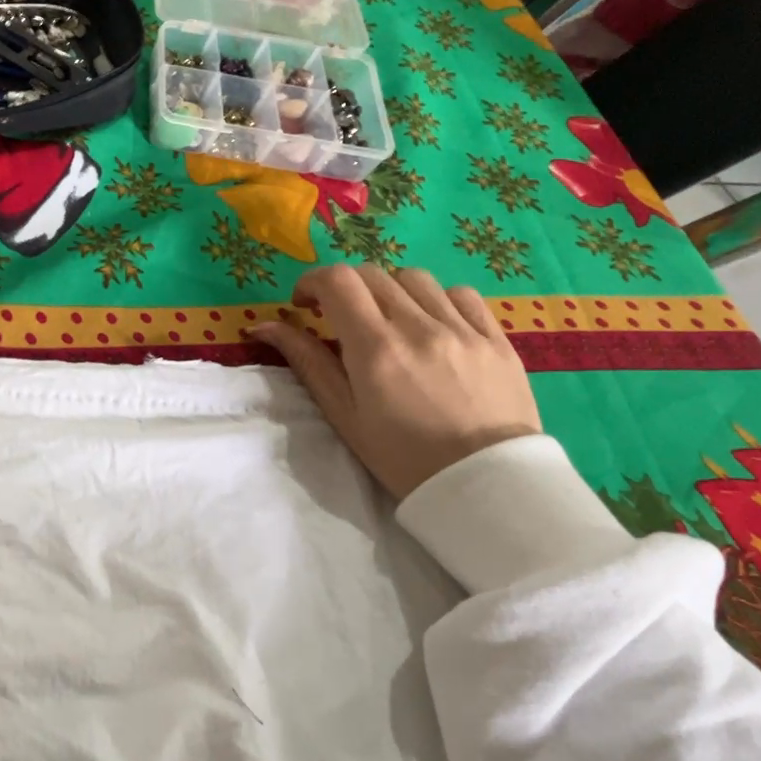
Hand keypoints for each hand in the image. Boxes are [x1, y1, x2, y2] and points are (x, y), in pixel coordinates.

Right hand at [250, 265, 540, 499]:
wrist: (486, 486)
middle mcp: (419, 328)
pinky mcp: (496, 338)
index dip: (312, 282)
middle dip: (345, 287)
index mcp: (376, 348)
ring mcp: (462, 329)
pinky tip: (432, 325)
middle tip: (339, 316)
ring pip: (415, 278)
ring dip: (390, 290)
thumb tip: (265, 326)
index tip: (305, 305)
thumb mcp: (343, 414)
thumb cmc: (402, 457)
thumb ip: (307, 362)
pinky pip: (461, 295)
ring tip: (388, 319)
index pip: (337, 281)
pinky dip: (437, 300)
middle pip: (372, 274)